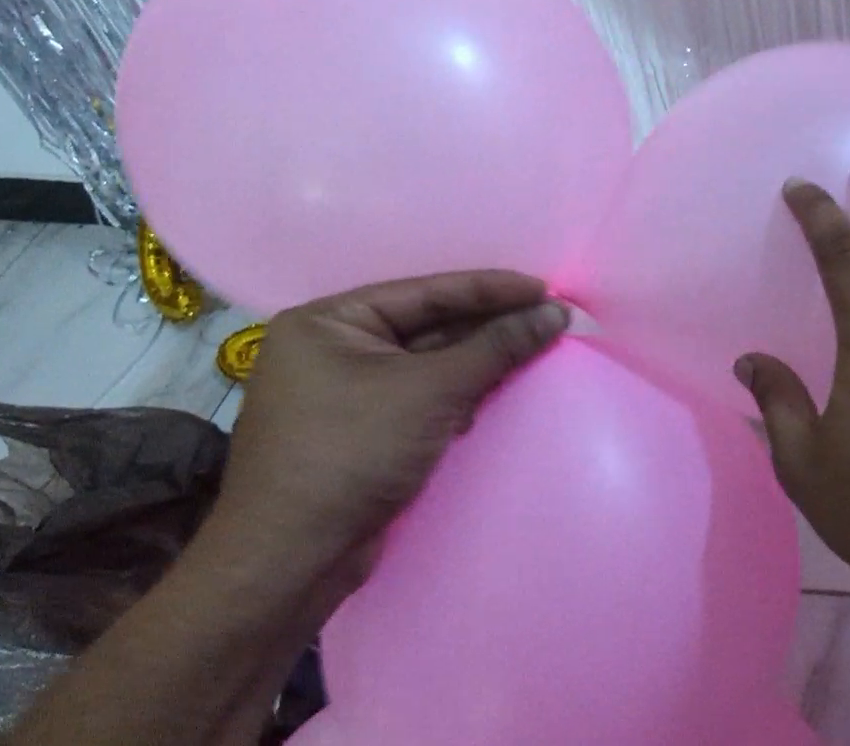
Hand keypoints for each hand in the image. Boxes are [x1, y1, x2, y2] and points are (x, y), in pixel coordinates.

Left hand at [211, 271, 568, 603]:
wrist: (293, 559)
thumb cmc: (352, 452)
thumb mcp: (433, 389)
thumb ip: (498, 345)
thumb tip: (556, 312)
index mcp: (328, 323)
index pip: (426, 292)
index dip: (492, 289)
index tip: (546, 289)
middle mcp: (331, 348)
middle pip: (431, 324)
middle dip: (491, 326)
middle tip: (550, 319)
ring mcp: (345, 390)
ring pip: (432, 360)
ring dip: (481, 359)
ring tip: (535, 348)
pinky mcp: (364, 428)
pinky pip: (424, 393)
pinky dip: (462, 390)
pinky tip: (495, 390)